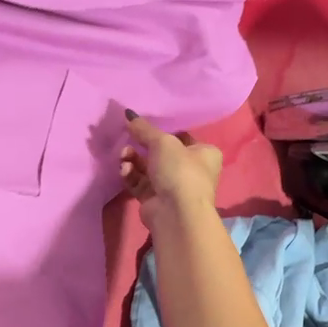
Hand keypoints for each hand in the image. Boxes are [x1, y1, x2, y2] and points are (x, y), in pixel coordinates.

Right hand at [120, 110, 222, 227]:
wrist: (176, 212)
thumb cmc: (179, 170)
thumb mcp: (162, 142)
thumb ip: (143, 128)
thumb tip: (128, 114)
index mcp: (204, 152)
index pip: (181, 136)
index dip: (161, 130)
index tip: (141, 126)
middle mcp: (191, 168)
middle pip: (159, 152)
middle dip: (140, 146)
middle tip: (126, 141)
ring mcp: (172, 185)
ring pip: (146, 167)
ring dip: (132, 159)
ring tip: (123, 157)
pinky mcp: (155, 198)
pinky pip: (139, 181)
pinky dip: (131, 175)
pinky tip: (125, 171)